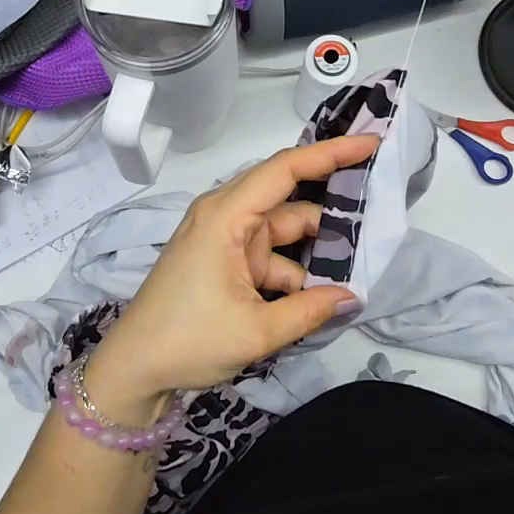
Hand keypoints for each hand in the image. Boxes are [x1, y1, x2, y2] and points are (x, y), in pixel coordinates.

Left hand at [81, 134, 380, 422]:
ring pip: (284, 235)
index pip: (284, 169)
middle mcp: (225, 217)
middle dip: (332, 214)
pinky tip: (322, 299)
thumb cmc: (187, 341)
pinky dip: (295, 275)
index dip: (330, 153)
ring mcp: (224, 241)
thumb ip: (310, 310)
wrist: (134, 371)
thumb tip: (353, 297)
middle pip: (289, 202)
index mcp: (225, 216)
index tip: (370, 143)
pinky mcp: (223, 264)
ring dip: (315, 255)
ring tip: (358, 274)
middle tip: (379, 222)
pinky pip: (270, 259)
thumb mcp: (256, 331)